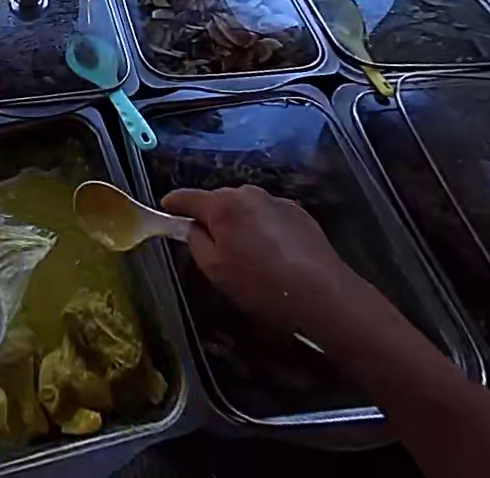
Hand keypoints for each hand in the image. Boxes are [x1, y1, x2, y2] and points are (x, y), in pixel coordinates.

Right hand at [161, 185, 410, 346]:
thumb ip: (196, 242)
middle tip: (214, 248)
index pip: (187, 197)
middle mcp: (247, 193)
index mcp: (222, 205)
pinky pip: (268, 216)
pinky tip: (274, 256)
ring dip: (240, 224)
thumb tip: (193, 228)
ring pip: (245, 208)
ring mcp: (275, 200)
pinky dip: (263, 229)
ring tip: (249, 256)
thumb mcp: (216, 270)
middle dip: (212, 218)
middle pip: (218, 201)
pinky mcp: (298, 212)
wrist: (324, 295)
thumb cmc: (261, 284)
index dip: (173, 203)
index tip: (165, 207)